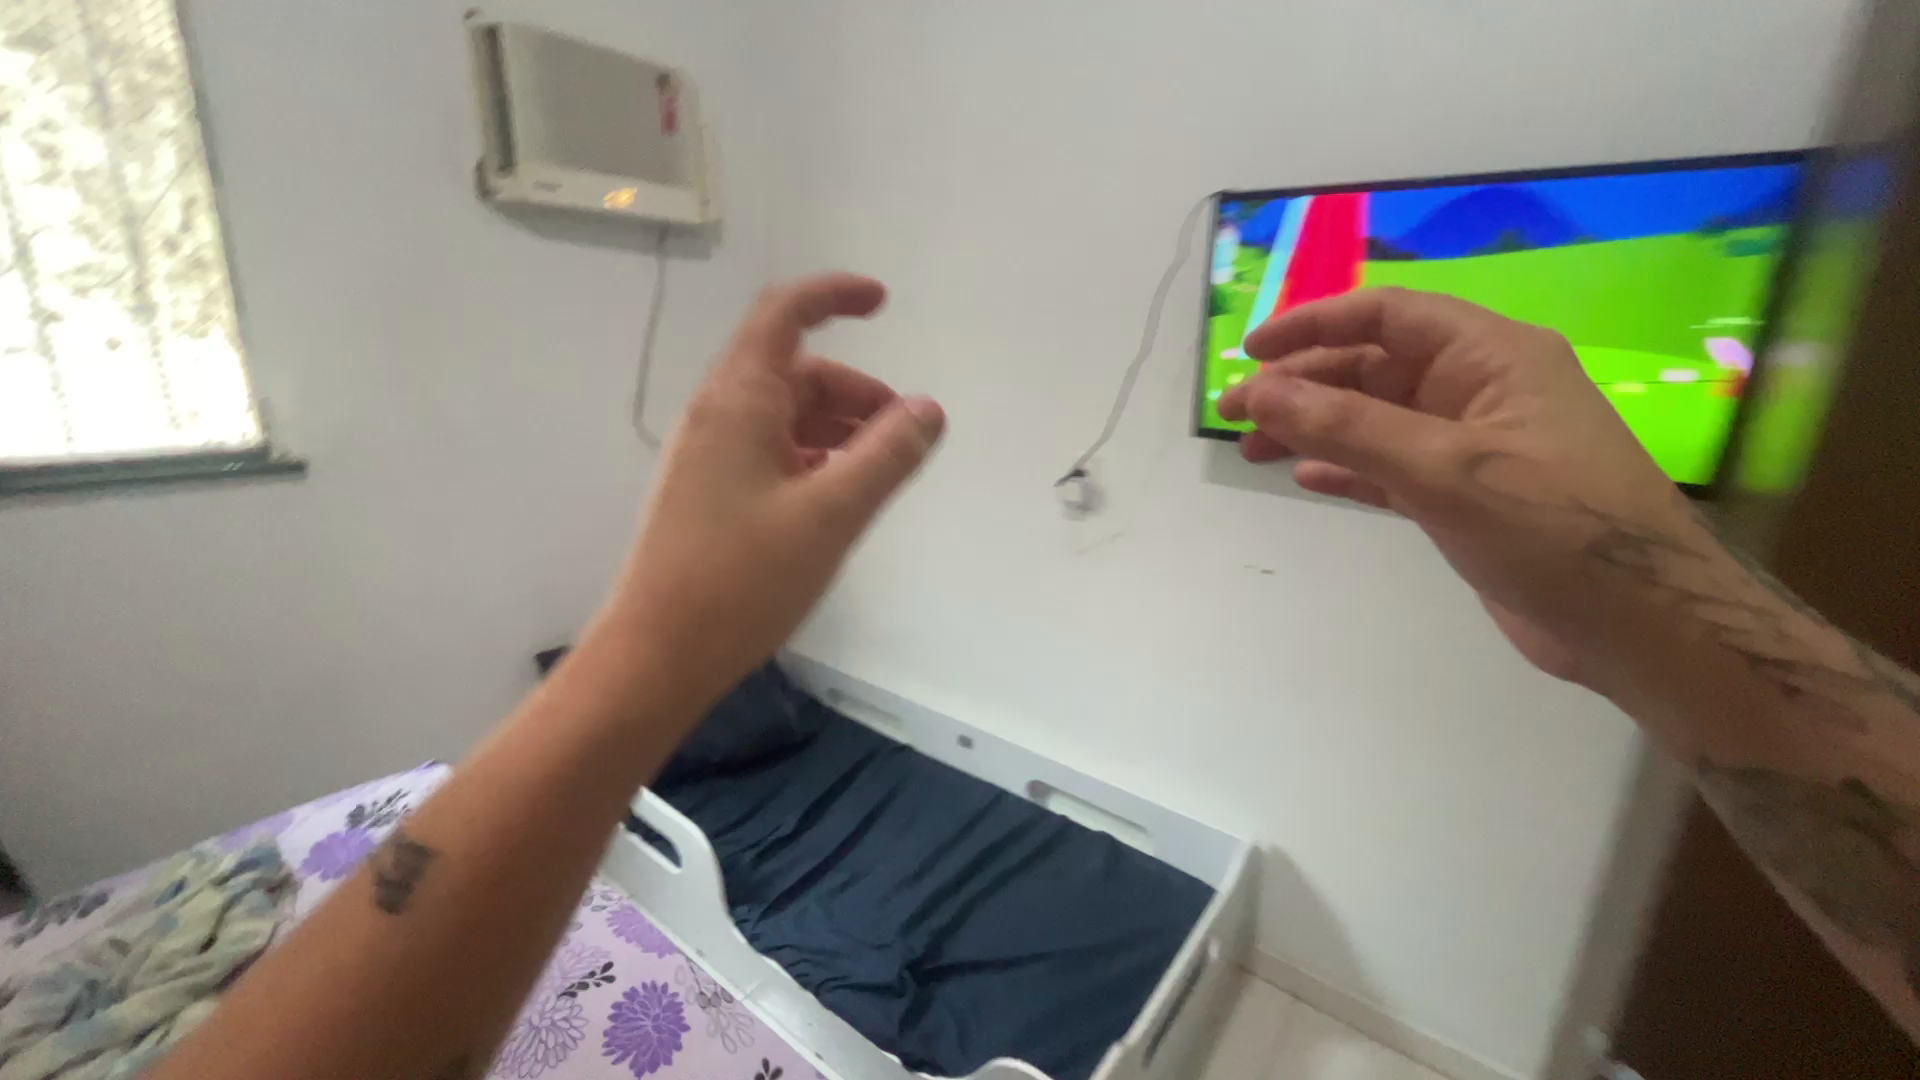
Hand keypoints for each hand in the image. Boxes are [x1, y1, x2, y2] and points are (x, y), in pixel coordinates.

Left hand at [599, 273, 943, 709]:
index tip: (883, 303)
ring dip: (837, 429)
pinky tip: (838, 498)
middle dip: (854, 391)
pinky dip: (813, 460)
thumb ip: (886, 456)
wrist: (658, 654)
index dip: (833, 296)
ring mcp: (710, 458)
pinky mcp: (710, 496)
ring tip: (879, 470)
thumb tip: (928, 409)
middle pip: (793, 374)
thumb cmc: (742, 580)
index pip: (784, 315)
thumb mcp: (831, 515)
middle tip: (903, 433)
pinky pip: (771, 455)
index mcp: (739, 402)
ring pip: (784, 418)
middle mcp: (718, 417)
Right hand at [1217, 287, 1708, 692]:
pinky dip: (1345, 468)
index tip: (1250, 354)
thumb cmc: (1552, 529)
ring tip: (1252, 449)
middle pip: (1371, 368)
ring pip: (1372, 419)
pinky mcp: (1462, 494)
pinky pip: (1387, 465)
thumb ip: (1346, 427)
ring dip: (1312, 428)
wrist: (1639, 625)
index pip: (1386, 315)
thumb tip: (1260, 392)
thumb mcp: (1442, 469)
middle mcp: (1479, 388)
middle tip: (1234, 414)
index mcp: (1491, 356)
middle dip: (1300, 386)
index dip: (1313, 326)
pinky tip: (1306, 478)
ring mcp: (1470, 444)